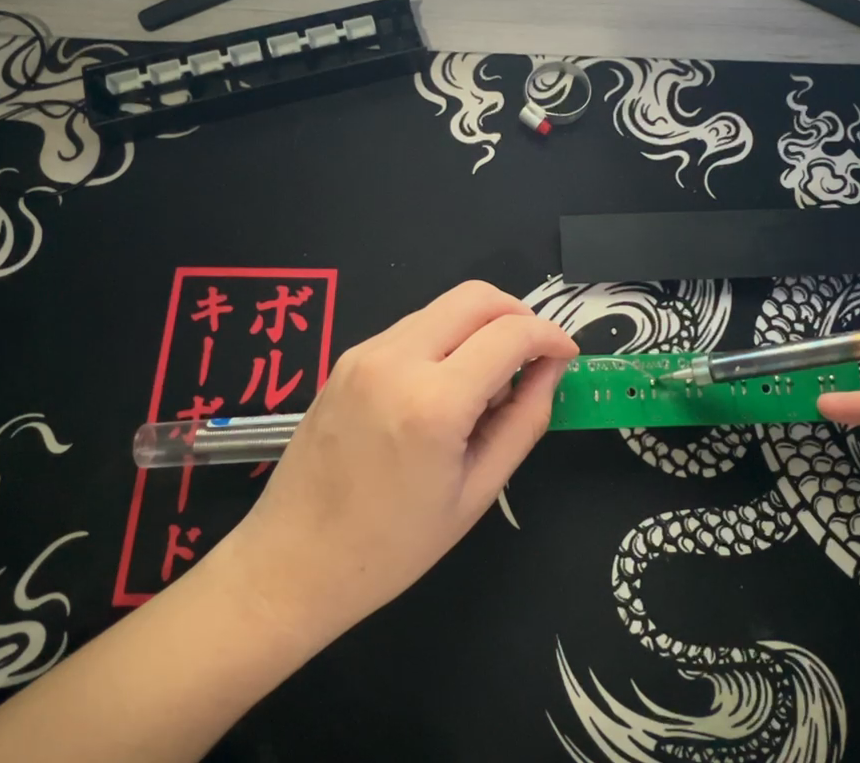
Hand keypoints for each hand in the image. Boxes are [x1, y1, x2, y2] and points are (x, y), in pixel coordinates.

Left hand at [213, 280, 578, 638]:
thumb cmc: (392, 547)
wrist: (292, 563)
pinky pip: (412, 328)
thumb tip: (552, 369)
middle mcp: (395, 360)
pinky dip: (446, 340)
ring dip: (480, 327)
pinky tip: (449, 388)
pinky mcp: (346, 359)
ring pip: (442, 307)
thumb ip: (525, 420)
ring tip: (489, 385)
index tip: (567, 356)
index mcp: (433, 402)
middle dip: (518, 314)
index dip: (551, 336)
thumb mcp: (477, 492)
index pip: (511, 333)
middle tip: (535, 357)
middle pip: (475, 297)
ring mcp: (364, 354)